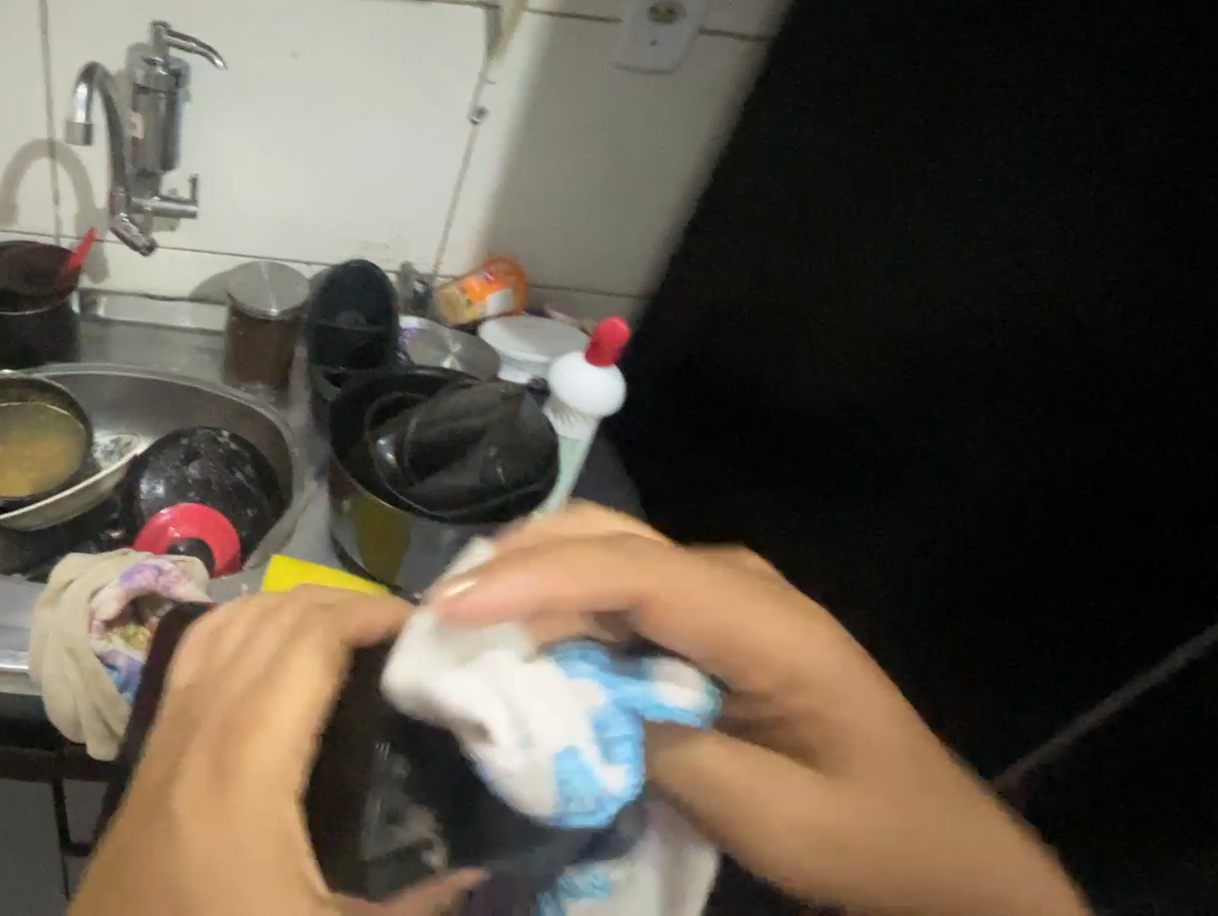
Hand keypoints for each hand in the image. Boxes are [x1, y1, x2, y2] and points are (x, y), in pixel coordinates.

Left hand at [71, 588, 483, 915]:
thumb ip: (414, 905)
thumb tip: (477, 870)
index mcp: (248, 756)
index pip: (312, 639)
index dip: (369, 613)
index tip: (421, 624)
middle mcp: (205, 715)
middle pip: (276, 615)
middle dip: (344, 601)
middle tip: (400, 628)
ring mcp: (172, 718)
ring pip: (234, 616)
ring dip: (295, 604)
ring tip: (347, 624)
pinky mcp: (154, 733)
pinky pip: (199, 642)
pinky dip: (244, 618)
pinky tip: (269, 637)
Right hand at [429, 503, 1087, 915]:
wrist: (943, 848)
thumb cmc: (873, 838)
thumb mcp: (776, 820)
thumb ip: (665, 750)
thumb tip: (563, 699)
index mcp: (762, 621)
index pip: (627, 572)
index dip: (531, 581)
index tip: (452, 606)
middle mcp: (729, 579)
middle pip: (601, 535)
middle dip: (512, 560)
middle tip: (440, 606)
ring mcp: (711, 588)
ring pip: (595, 547)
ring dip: (524, 574)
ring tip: (461, 615)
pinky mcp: (694, 610)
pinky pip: (606, 585)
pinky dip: (550, 601)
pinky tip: (516, 632)